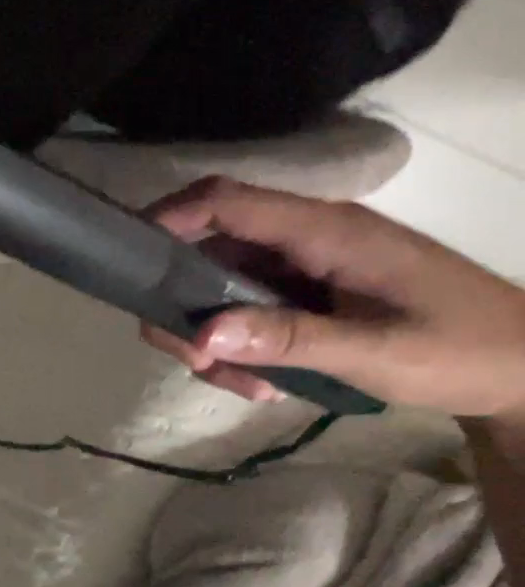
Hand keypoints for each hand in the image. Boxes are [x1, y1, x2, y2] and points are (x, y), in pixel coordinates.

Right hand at [140, 178, 524, 421]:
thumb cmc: (464, 351)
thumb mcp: (377, 351)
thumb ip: (288, 339)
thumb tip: (200, 335)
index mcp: (326, 232)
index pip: (225, 201)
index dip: (166, 219)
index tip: (123, 264)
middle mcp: (303, 241)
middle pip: (201, 255)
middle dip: (181, 312)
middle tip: (196, 363)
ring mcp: (299, 269)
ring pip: (210, 293)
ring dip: (209, 342)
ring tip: (243, 384)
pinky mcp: (299, 296)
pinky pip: (236, 315)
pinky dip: (232, 351)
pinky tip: (260, 382)